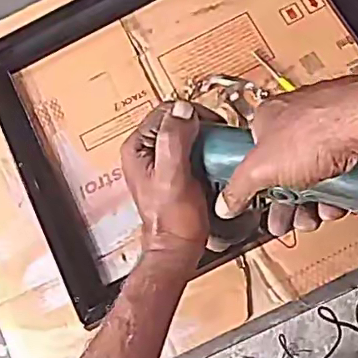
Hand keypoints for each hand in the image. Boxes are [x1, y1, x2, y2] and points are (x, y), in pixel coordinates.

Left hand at [123, 100, 210, 264]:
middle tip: (218, 138)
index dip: (192, 114)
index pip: (166, 111)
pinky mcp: (177, 173)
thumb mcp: (173, 175)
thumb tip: (183, 110)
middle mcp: (147, 152)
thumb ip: (174, 140)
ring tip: (219, 150)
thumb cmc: (172, 220)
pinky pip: (194, 152)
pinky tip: (215, 163)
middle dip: (201, 127)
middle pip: (178, 121)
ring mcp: (162, 162)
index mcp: (138, 148)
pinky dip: (207, 153)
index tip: (212, 125)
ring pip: (188, 135)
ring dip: (206, 140)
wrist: (178, 247)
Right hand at [214, 74, 357, 235]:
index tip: (250, 204)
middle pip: (283, 174)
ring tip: (310, 219)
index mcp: (268, 119)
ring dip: (311, 207)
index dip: (251, 183)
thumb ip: (238, 189)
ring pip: (313, 182)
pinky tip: (334, 206)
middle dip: (284, 205)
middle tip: (283, 222)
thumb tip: (224, 204)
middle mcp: (298, 125)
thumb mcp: (261, 168)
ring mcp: (328, 138)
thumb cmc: (321, 130)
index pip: (250, 155)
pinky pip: (339, 182)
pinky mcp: (353, 152)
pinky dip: (336, 199)